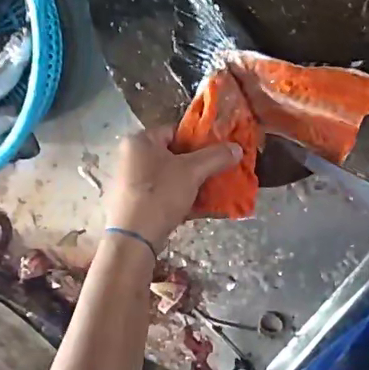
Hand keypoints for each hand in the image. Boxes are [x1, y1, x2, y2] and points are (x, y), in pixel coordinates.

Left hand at [104, 127, 240, 249]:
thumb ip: (216, 157)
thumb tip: (237, 148)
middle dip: (198, 165)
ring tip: (214, 191)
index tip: (217, 151)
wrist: (133, 238)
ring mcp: (131, 182)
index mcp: (140, 141)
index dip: (198, 139)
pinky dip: (181, 199)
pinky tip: (200, 208)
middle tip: (218, 172)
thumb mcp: (192, 171)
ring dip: (192, 184)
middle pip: (173, 155)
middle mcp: (131, 157)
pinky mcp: (135, 203)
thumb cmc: (160, 194)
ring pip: (170, 177)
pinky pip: (163, 195)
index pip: (174, 131)